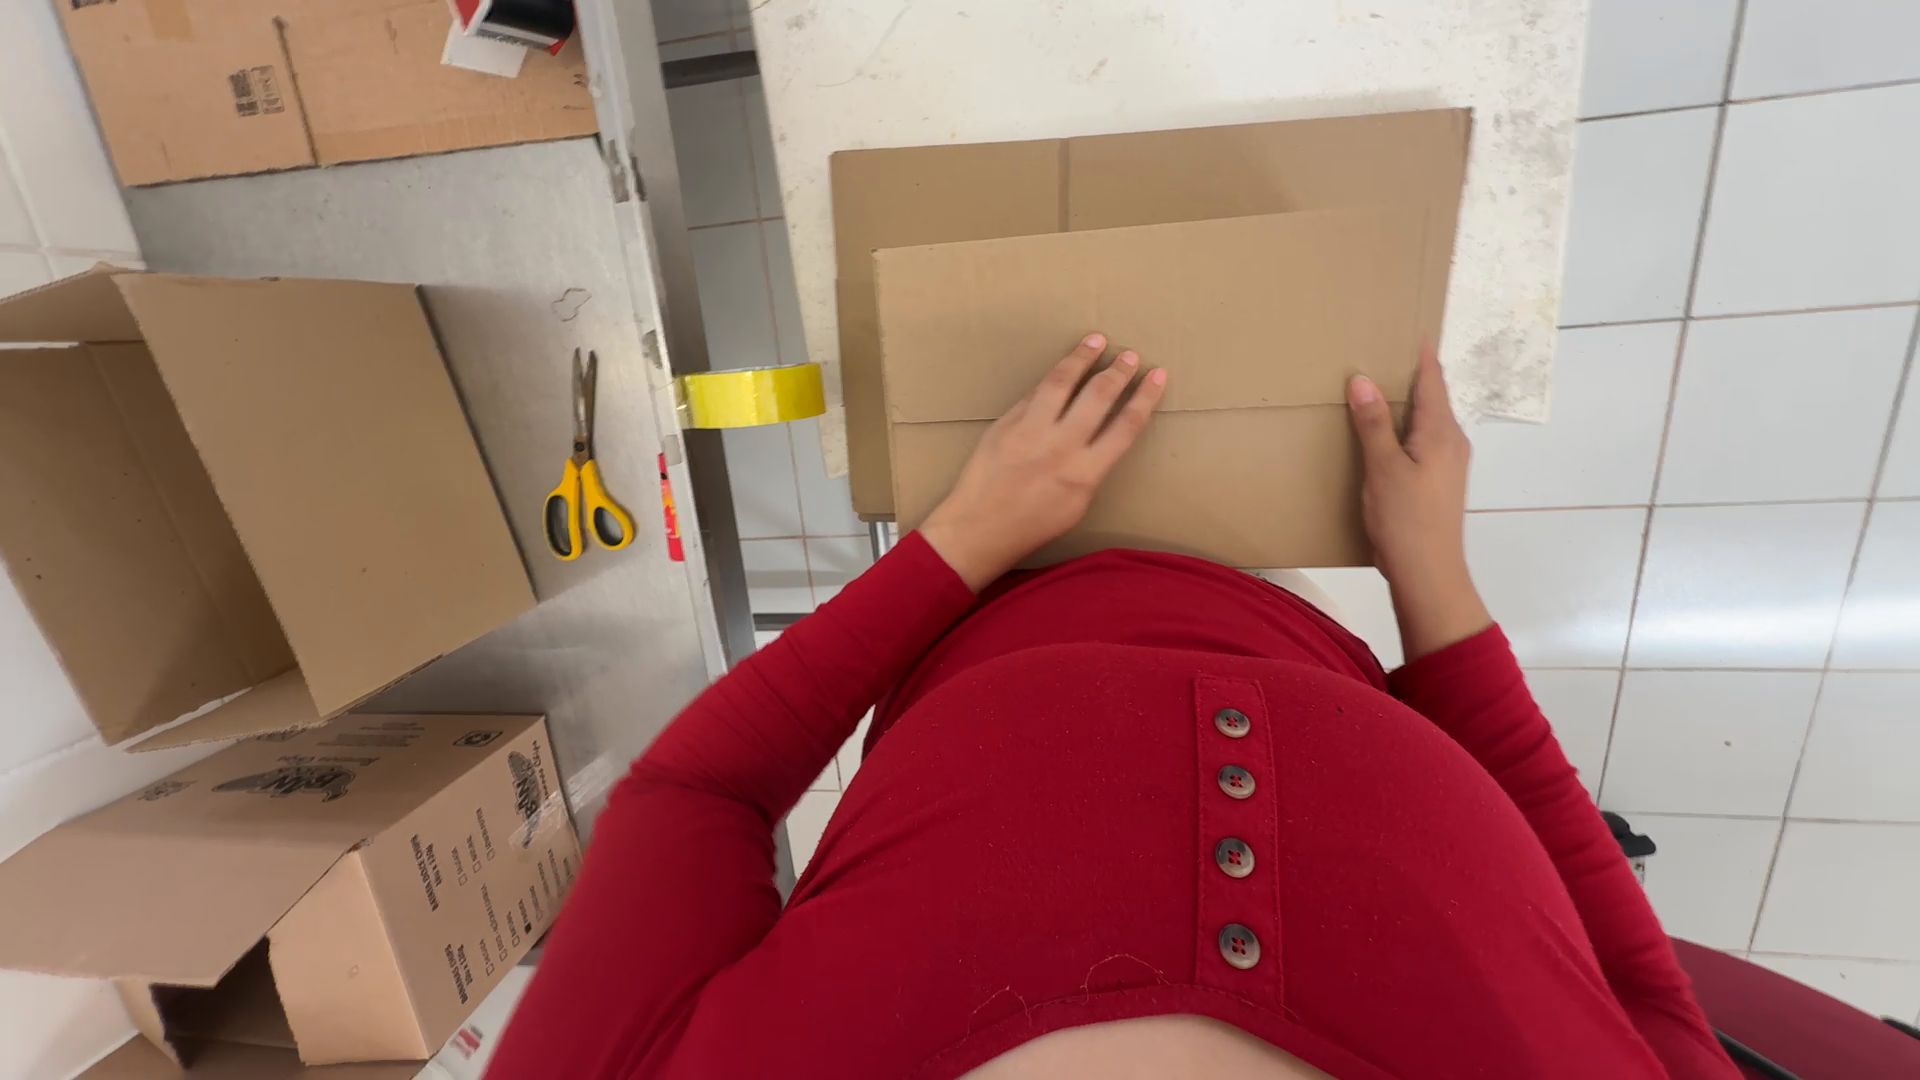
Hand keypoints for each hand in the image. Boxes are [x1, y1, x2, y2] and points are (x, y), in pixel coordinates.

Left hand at [921, 333, 1167, 590]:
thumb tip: (1100, 436)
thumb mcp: (1076, 506)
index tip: (1158, 376)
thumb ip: (1090, 468)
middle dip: (1118, 371)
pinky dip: (1051, 378)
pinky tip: (1062, 367)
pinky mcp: (1005, 423)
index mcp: (1084, 473)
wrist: (979, 528)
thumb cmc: (1031, 526)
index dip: (1145, 397)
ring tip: (1096, 340)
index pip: (1126, 426)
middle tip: (1130, 355)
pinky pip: (1032, 393)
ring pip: (1061, 382)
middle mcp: (1060, 447)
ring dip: (1082, 357)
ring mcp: (1029, 431)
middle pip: (1098, 395)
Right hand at [1347, 344, 1490, 660]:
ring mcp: (1447, 463)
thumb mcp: (1383, 468)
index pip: (1432, 381)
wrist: (1428, 570)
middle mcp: (1451, 442)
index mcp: (1441, 432)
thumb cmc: (1405, 517)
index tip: (1411, 330)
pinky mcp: (1436, 482)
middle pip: (1431, 399)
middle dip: (1409, 377)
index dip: (1421, 355)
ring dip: (1403, 406)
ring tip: (1373, 393)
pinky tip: (1379, 438)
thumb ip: (1372, 424)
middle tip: (1380, 358)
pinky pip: (1418, 442)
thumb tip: (1362, 379)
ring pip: (1424, 422)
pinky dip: (1400, 430)